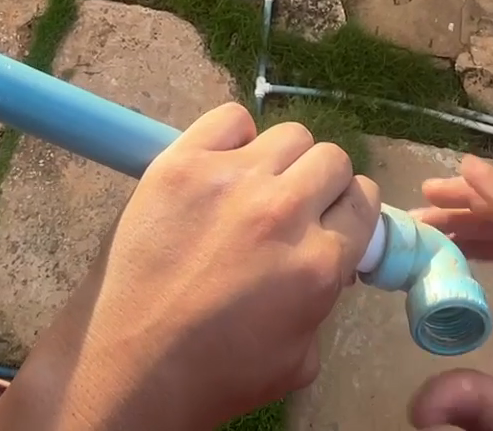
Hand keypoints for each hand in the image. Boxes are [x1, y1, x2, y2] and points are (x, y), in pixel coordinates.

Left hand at [0, 103, 381, 429]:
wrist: (129, 365)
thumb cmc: (215, 374)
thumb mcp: (299, 357)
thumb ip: (327, 295)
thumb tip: (332, 253)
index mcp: (318, 262)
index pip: (363, 200)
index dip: (351, 209)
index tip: (334, 217)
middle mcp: (283, 210)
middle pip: (331, 159)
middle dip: (322, 183)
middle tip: (296, 203)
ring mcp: (230, 178)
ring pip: (290, 134)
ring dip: (282, 158)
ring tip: (256, 184)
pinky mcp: (183, 161)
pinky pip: (231, 117)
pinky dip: (235, 135)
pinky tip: (222, 164)